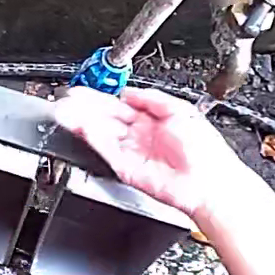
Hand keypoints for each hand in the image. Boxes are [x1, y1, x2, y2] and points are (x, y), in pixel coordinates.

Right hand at [51, 87, 239, 219]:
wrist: (210, 182)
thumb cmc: (205, 151)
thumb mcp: (180, 110)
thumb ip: (151, 98)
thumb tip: (127, 91)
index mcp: (151, 121)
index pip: (117, 106)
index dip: (97, 98)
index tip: (80, 92)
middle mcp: (138, 136)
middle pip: (104, 118)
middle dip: (83, 109)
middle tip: (65, 101)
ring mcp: (130, 152)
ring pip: (100, 133)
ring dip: (80, 122)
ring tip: (63, 112)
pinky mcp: (125, 168)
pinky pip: (105, 150)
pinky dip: (93, 138)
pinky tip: (81, 126)